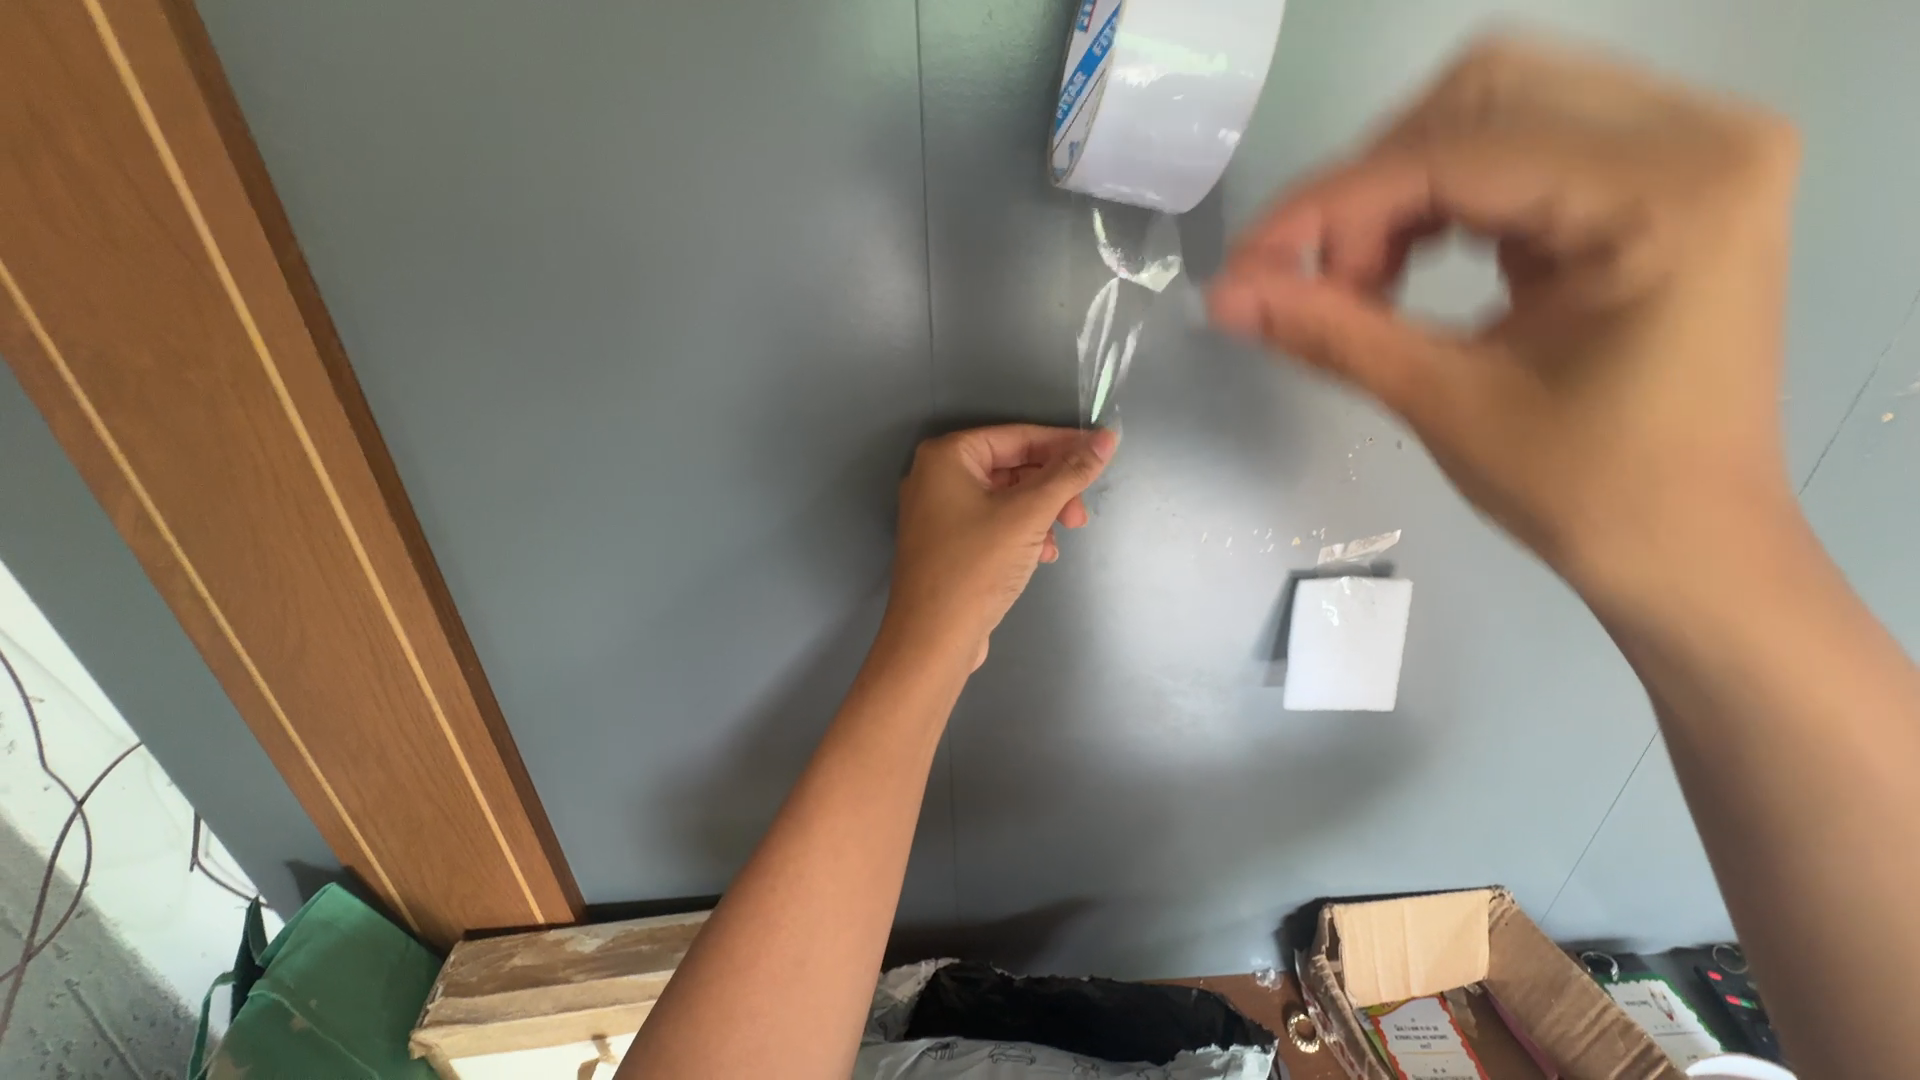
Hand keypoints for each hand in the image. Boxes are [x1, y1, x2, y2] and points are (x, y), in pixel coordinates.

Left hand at [884, 425, 1116, 667]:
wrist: (933, 639)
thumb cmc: (977, 566)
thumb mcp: (1029, 514)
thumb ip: (1070, 474)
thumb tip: (1105, 439)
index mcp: (947, 457)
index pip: (1018, 437)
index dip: (1064, 445)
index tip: (1102, 454)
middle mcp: (937, 477)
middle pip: (1012, 466)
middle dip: (1052, 487)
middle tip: (1080, 512)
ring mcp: (938, 513)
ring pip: (1006, 498)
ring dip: (1041, 513)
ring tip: (1064, 535)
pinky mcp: (947, 544)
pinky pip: (993, 523)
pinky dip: (1022, 533)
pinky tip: (1042, 555)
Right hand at [1209, 36, 1801, 599]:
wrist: (1687, 544)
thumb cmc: (1586, 490)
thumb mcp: (1443, 403)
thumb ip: (1329, 333)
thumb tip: (1222, 296)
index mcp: (1671, 189)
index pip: (1457, 153)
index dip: (1331, 206)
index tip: (1244, 267)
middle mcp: (1696, 134)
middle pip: (1476, 96)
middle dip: (1368, 188)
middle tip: (1319, 281)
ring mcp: (1681, 149)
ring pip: (1488, 110)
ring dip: (1394, 192)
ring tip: (1358, 285)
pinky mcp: (1651, 178)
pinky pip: (1511, 148)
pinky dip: (1432, 200)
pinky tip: (1401, 266)